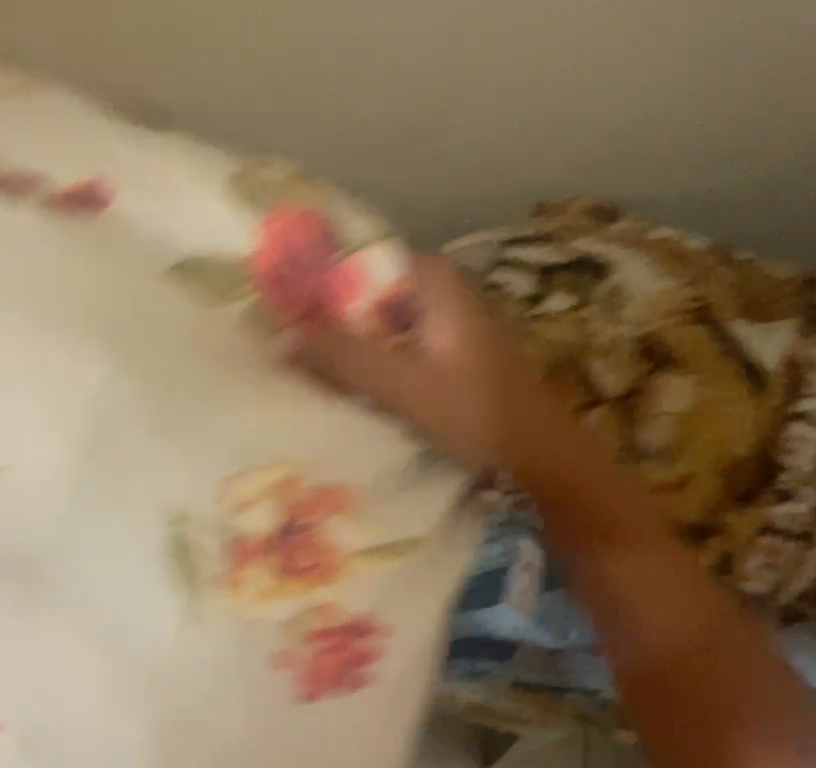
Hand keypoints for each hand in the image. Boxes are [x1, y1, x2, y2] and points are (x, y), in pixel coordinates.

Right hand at [288, 255, 563, 470]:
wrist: (543, 459)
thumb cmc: (480, 416)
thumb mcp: (406, 386)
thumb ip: (344, 358)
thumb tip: (279, 338)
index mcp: (433, 282)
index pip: (357, 260)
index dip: (314, 279)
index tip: (272, 305)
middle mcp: (437, 294)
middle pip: (363, 296)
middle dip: (322, 319)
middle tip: (274, 343)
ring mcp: (442, 328)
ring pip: (374, 328)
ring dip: (341, 348)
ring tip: (294, 367)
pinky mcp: (443, 361)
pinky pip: (389, 354)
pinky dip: (364, 368)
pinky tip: (337, 390)